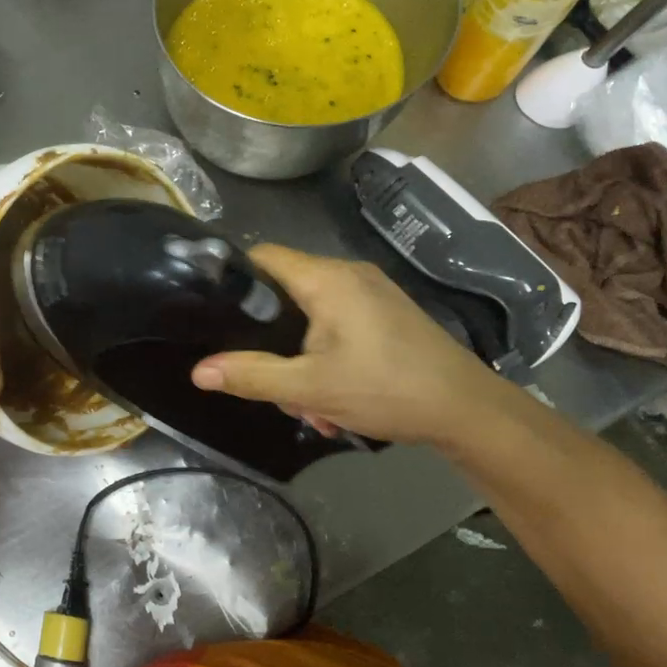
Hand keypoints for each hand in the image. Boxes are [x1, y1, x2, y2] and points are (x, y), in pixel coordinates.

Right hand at [190, 246, 515, 446]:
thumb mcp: (309, 388)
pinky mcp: (385, 315)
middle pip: (283, 292)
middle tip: (268, 380)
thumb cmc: (386, 389)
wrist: (467, 410)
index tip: (214, 313)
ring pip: (309, 317)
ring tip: (305, 401)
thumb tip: (199, 372)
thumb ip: (251, 376)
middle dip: (269, 340)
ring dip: (298, 359)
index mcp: (328, 279)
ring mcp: (371, 294)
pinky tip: (330, 397)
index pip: (263, 256)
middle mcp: (349, 275)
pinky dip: (323, 358)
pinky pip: (335, 326)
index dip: (234, 280)